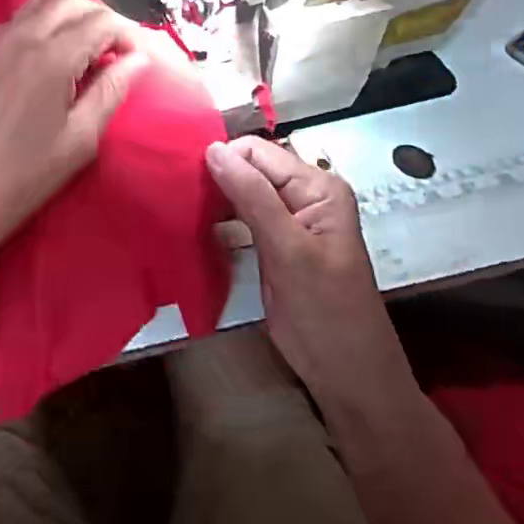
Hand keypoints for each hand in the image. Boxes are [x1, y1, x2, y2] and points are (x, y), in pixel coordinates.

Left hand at [0, 0, 149, 284]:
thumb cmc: (25, 175)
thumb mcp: (80, 139)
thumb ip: (111, 91)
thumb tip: (138, 59)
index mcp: (52, 57)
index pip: (101, 21)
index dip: (128, 33)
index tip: (140, 57)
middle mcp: (24, 37)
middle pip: (70, 1)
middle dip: (101, 16)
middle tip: (118, 48)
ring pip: (42, 4)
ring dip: (72, 15)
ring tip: (90, 48)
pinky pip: (20, 19)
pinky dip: (45, 22)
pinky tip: (55, 53)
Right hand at [204, 138, 410, 405]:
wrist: (346, 374)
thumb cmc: (326, 311)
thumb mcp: (289, 250)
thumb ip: (252, 197)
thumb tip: (213, 150)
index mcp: (317, 186)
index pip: (259, 152)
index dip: (223, 159)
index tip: (185, 177)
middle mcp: (304, 195)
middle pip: (250, 168)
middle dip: (216, 177)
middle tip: (177, 193)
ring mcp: (288, 221)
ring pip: (242, 192)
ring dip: (215, 198)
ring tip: (180, 206)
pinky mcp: (274, 244)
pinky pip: (242, 218)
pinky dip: (221, 220)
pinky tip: (197, 225)